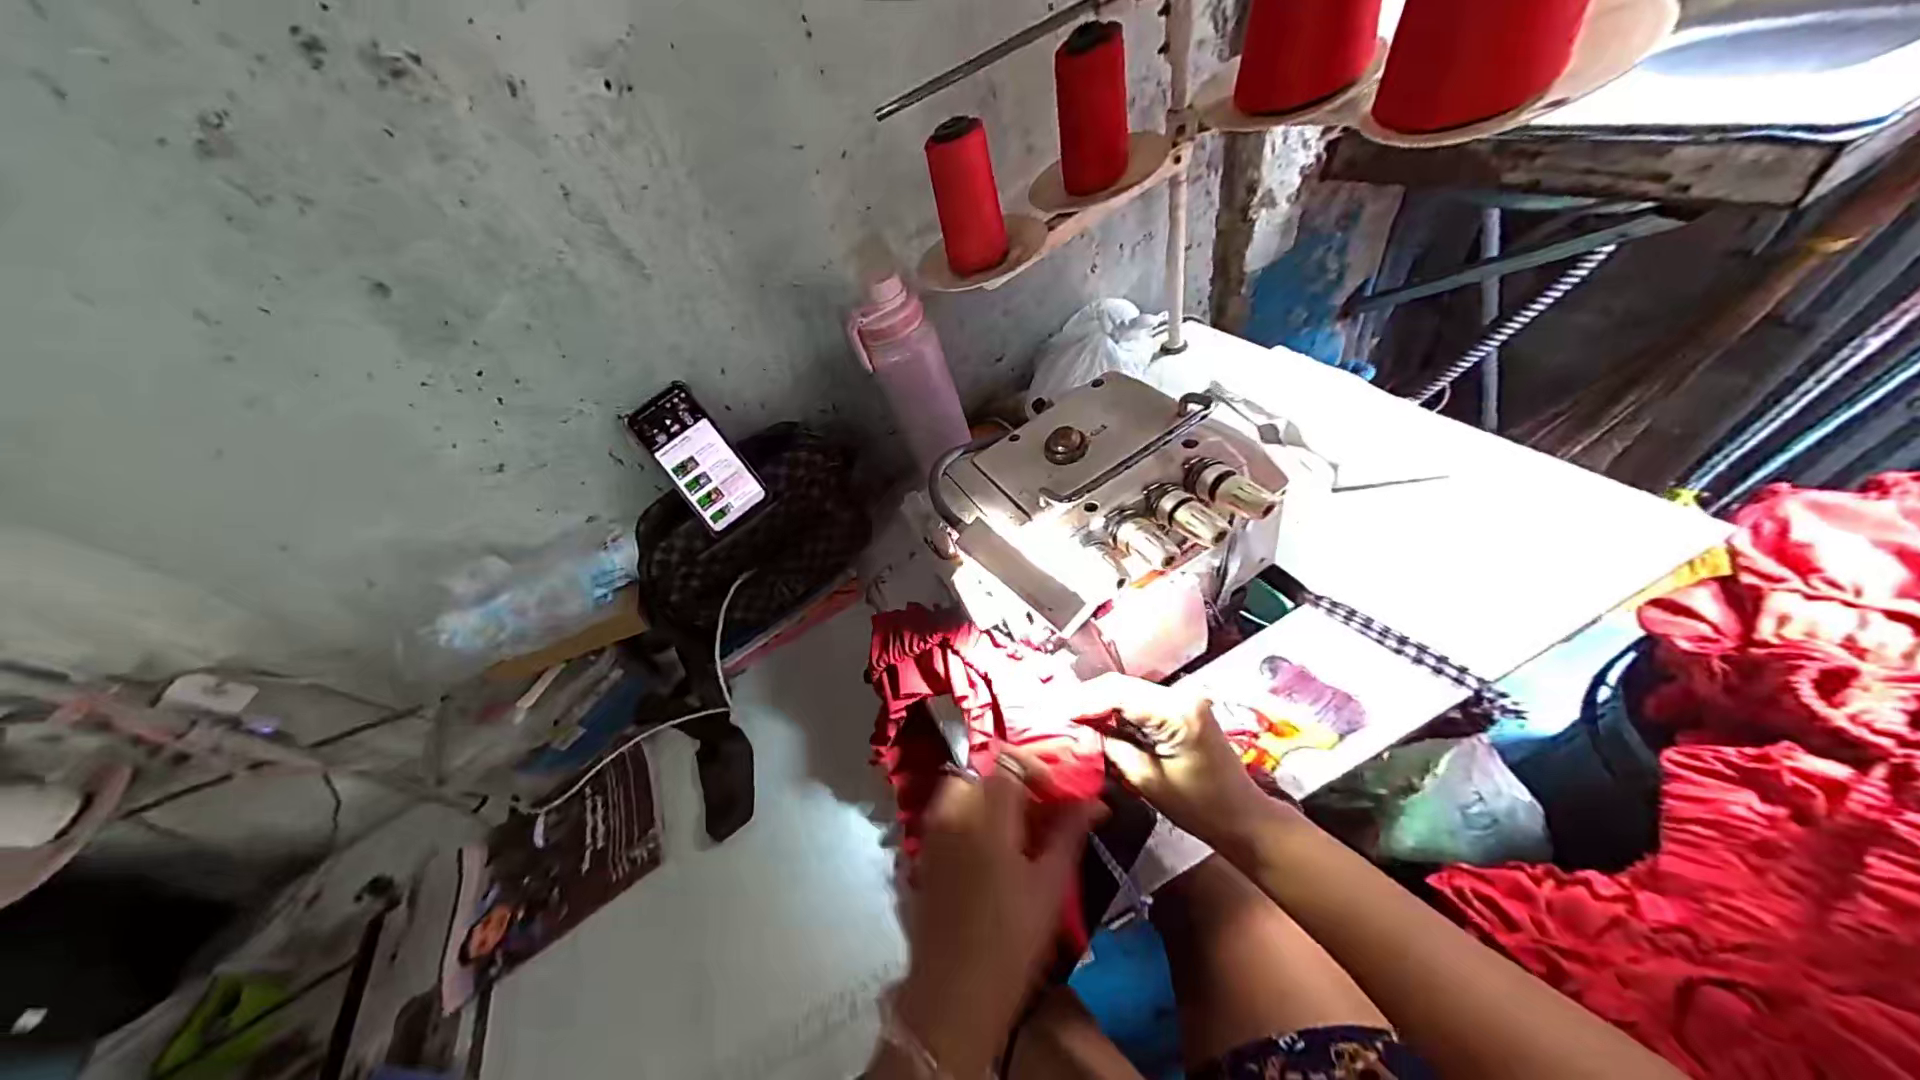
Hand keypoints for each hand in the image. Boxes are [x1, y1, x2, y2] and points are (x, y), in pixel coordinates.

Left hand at [886, 761, 1099, 1079]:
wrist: (954, 993)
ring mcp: (932, 833)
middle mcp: (952, 812)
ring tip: (1017, 831)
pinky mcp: (923, 854)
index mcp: (985, 814)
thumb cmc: (1012, 940)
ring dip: (989, 798)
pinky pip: (947, 815)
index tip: (1060, 796)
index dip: (1038, 771)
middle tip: (1039, 813)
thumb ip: (1070, 832)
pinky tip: (991, 849)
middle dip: (1012, 783)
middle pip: (982, 773)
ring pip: (962, 791)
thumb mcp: (1050, 885)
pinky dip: (969, 816)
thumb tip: (1095, 801)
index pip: (1009, 764)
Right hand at [1066, 674, 1272, 847]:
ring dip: (1098, 703)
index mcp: (1176, 711)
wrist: (1242, 816)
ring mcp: (1183, 697)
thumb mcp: (1145, 779)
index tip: (1054, 714)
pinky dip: (1116, 709)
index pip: (1117, 693)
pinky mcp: (1181, 705)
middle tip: (1056, 716)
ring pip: (1126, 690)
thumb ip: (1109, 747)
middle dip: (1085, 699)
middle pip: (1120, 685)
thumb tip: (1078, 729)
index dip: (1082, 702)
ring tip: (1071, 719)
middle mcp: (1181, 694)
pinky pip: (1139, 700)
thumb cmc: (1199, 807)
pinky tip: (1097, 722)